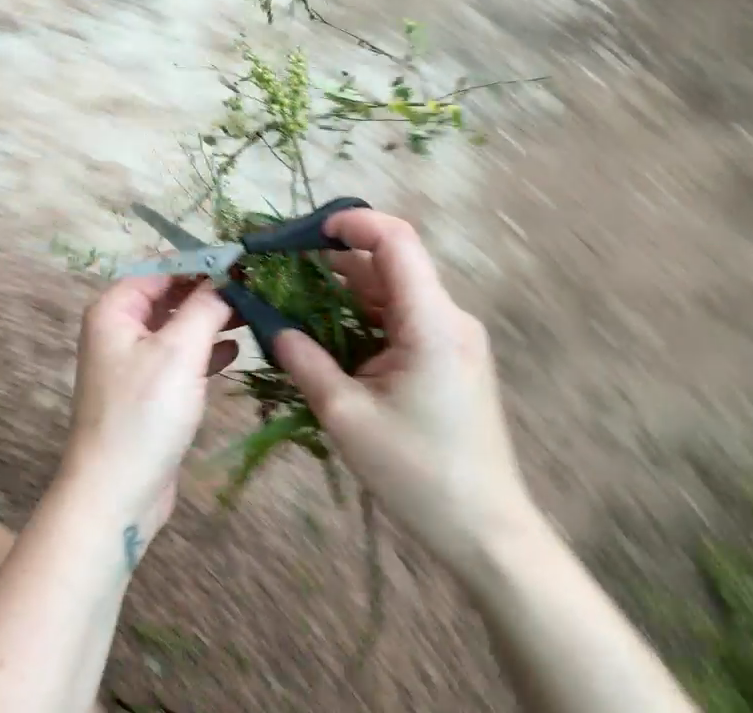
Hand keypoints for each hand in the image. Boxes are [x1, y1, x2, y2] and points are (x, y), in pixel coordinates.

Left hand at [64, 278, 233, 536]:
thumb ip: (203, 308)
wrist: (117, 487)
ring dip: (211, 320)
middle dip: (209, 291)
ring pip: (176, 327)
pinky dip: (205, 351)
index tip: (246, 261)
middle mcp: (117, 329)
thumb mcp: (178, 352)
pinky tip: (237, 350)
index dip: (200, 262)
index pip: (159, 268)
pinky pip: (179, 358)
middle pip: (167, 295)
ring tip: (257, 314)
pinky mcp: (147, 391)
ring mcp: (131, 362)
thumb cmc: (143, 413)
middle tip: (260, 287)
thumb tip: (226, 278)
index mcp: (113, 310)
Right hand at [273, 209, 539, 578]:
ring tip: (282, 296)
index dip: (350, 223)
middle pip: (386, 264)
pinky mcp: (443, 358)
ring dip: (336, 288)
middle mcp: (446, 319)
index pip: (396, 242)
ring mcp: (448, 339)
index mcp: (431, 324)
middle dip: (326, 258)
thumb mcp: (344, 414)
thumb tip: (268, 323)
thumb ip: (303, 359)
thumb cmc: (416, 471)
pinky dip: (353, 315)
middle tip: (271, 267)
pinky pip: (393, 318)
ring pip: (386, 291)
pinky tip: (315, 330)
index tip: (298, 231)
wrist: (484, 530)